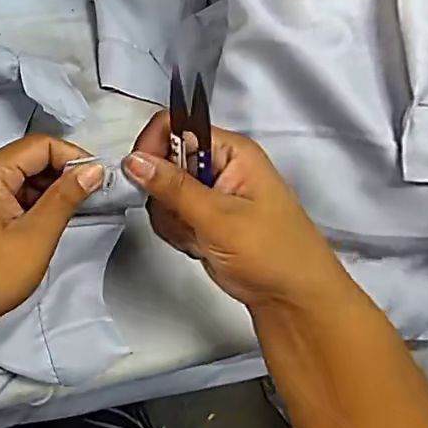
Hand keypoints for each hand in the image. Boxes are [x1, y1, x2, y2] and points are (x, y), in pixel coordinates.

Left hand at [0, 135, 102, 339]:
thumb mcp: (36, 235)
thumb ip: (66, 197)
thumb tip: (93, 169)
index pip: (39, 145)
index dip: (72, 157)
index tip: (99, 179)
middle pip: (30, 156)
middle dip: (63, 171)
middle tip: (94, 194)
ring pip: (23, 173)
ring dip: (51, 187)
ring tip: (78, 208)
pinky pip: (12, 190)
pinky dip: (35, 199)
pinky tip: (53, 216)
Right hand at [122, 112, 358, 314]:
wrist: (293, 300)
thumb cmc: (276, 255)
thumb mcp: (219, 217)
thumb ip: (172, 186)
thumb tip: (135, 160)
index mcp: (231, 151)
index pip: (174, 127)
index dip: (152, 146)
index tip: (142, 175)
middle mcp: (218, 166)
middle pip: (161, 160)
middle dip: (162, 193)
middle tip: (182, 214)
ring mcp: (208, 192)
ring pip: (159, 191)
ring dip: (170, 217)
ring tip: (197, 234)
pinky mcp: (201, 216)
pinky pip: (167, 214)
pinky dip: (175, 231)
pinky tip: (198, 244)